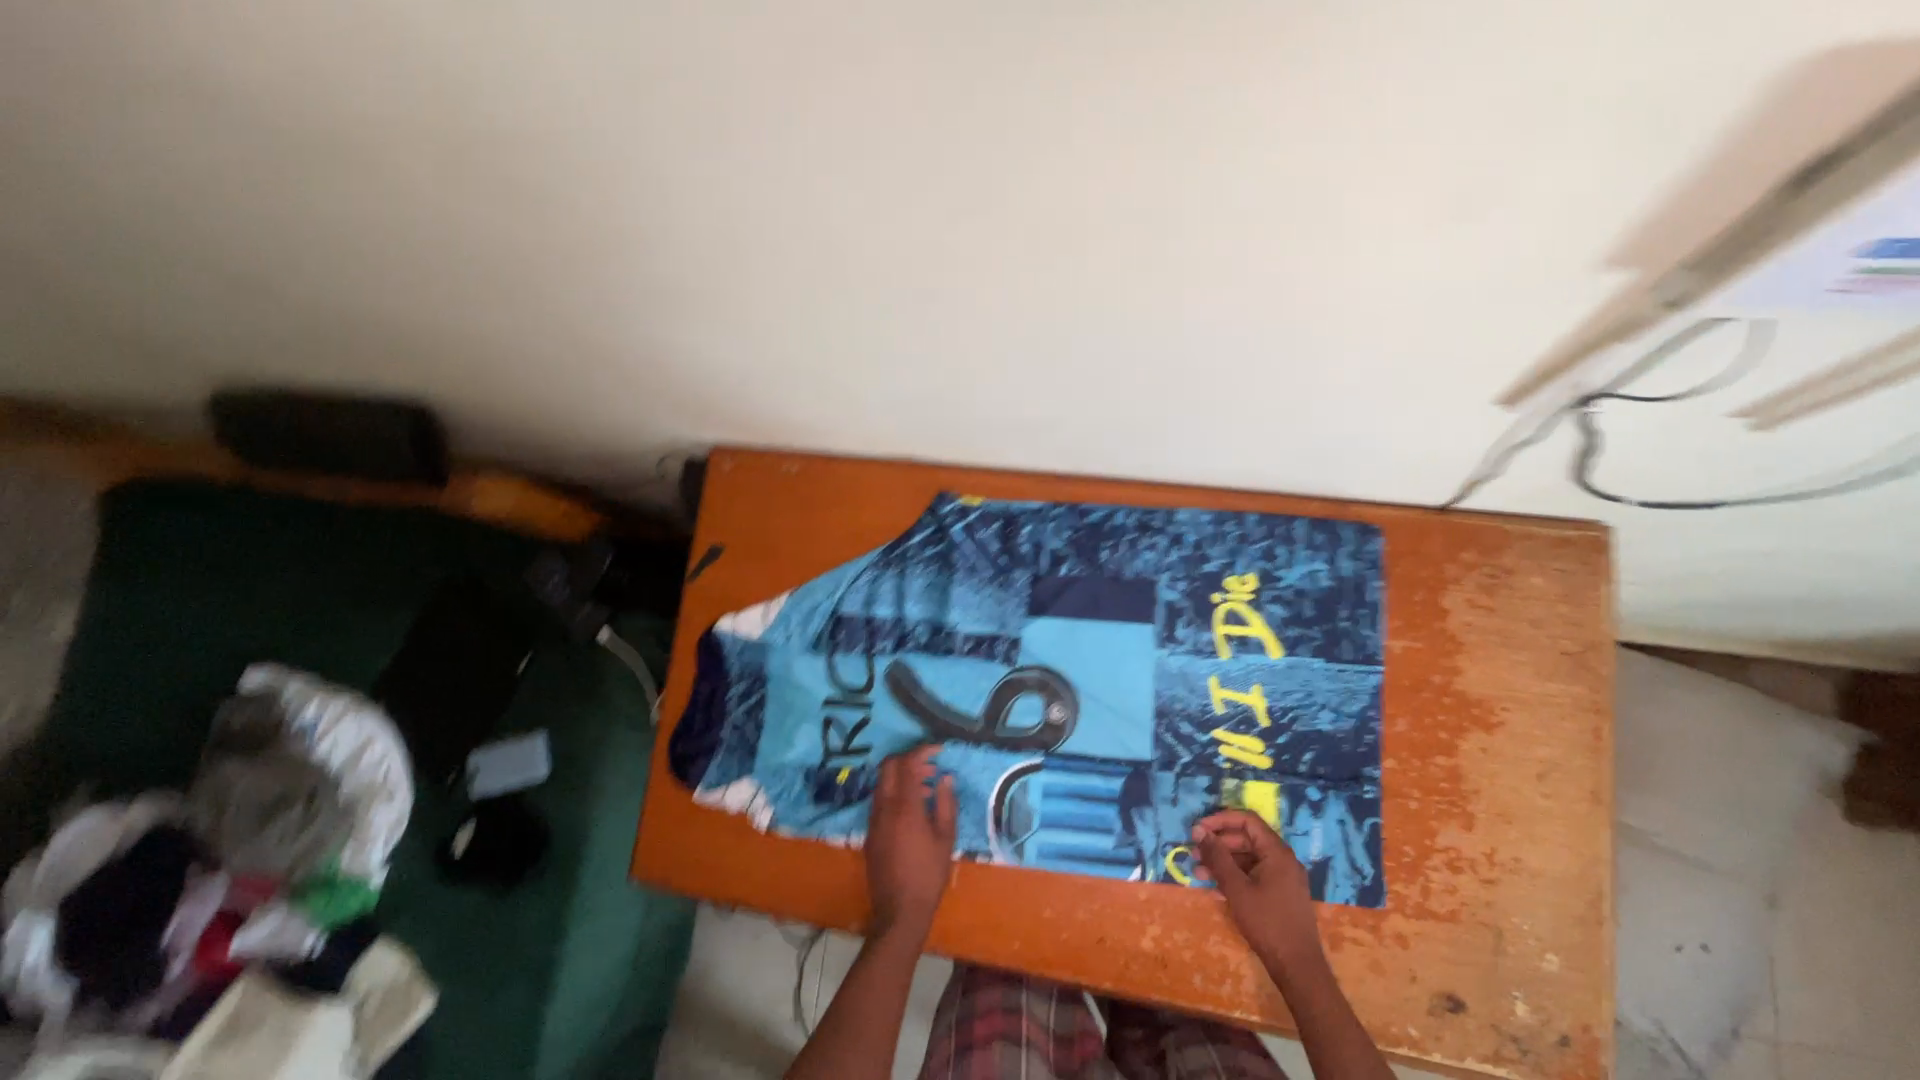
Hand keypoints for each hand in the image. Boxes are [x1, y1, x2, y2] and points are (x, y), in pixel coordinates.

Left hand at [865, 746, 956, 940]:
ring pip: (882, 783)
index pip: (907, 764)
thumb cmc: (929, 874)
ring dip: (901, 776)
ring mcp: (873, 820)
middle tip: (930, 766)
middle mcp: (883, 808)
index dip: (922, 751)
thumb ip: (946, 803)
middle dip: (908, 758)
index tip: (939, 750)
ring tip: (926, 786)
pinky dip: (894, 792)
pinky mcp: (870, 832)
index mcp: (904, 807)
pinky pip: (879, 800)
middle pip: (888, 767)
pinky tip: (913, 806)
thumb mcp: (946, 839)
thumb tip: (944, 778)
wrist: (899, 909)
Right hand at [1193, 810, 1322, 970]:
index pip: (1247, 821)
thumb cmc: (1266, 922)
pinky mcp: (1281, 894)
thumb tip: (1199, 830)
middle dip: (1218, 844)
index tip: (1198, 830)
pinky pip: (1255, 875)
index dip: (1220, 820)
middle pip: (1247, 839)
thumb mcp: (1236, 888)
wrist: (1297, 965)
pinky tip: (1216, 890)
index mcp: (1277, 852)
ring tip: (1198, 874)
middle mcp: (1283, 860)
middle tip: (1194, 855)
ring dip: (1223, 863)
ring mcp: (1284, 878)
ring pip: (1249, 859)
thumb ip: (1217, 857)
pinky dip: (1235, 877)